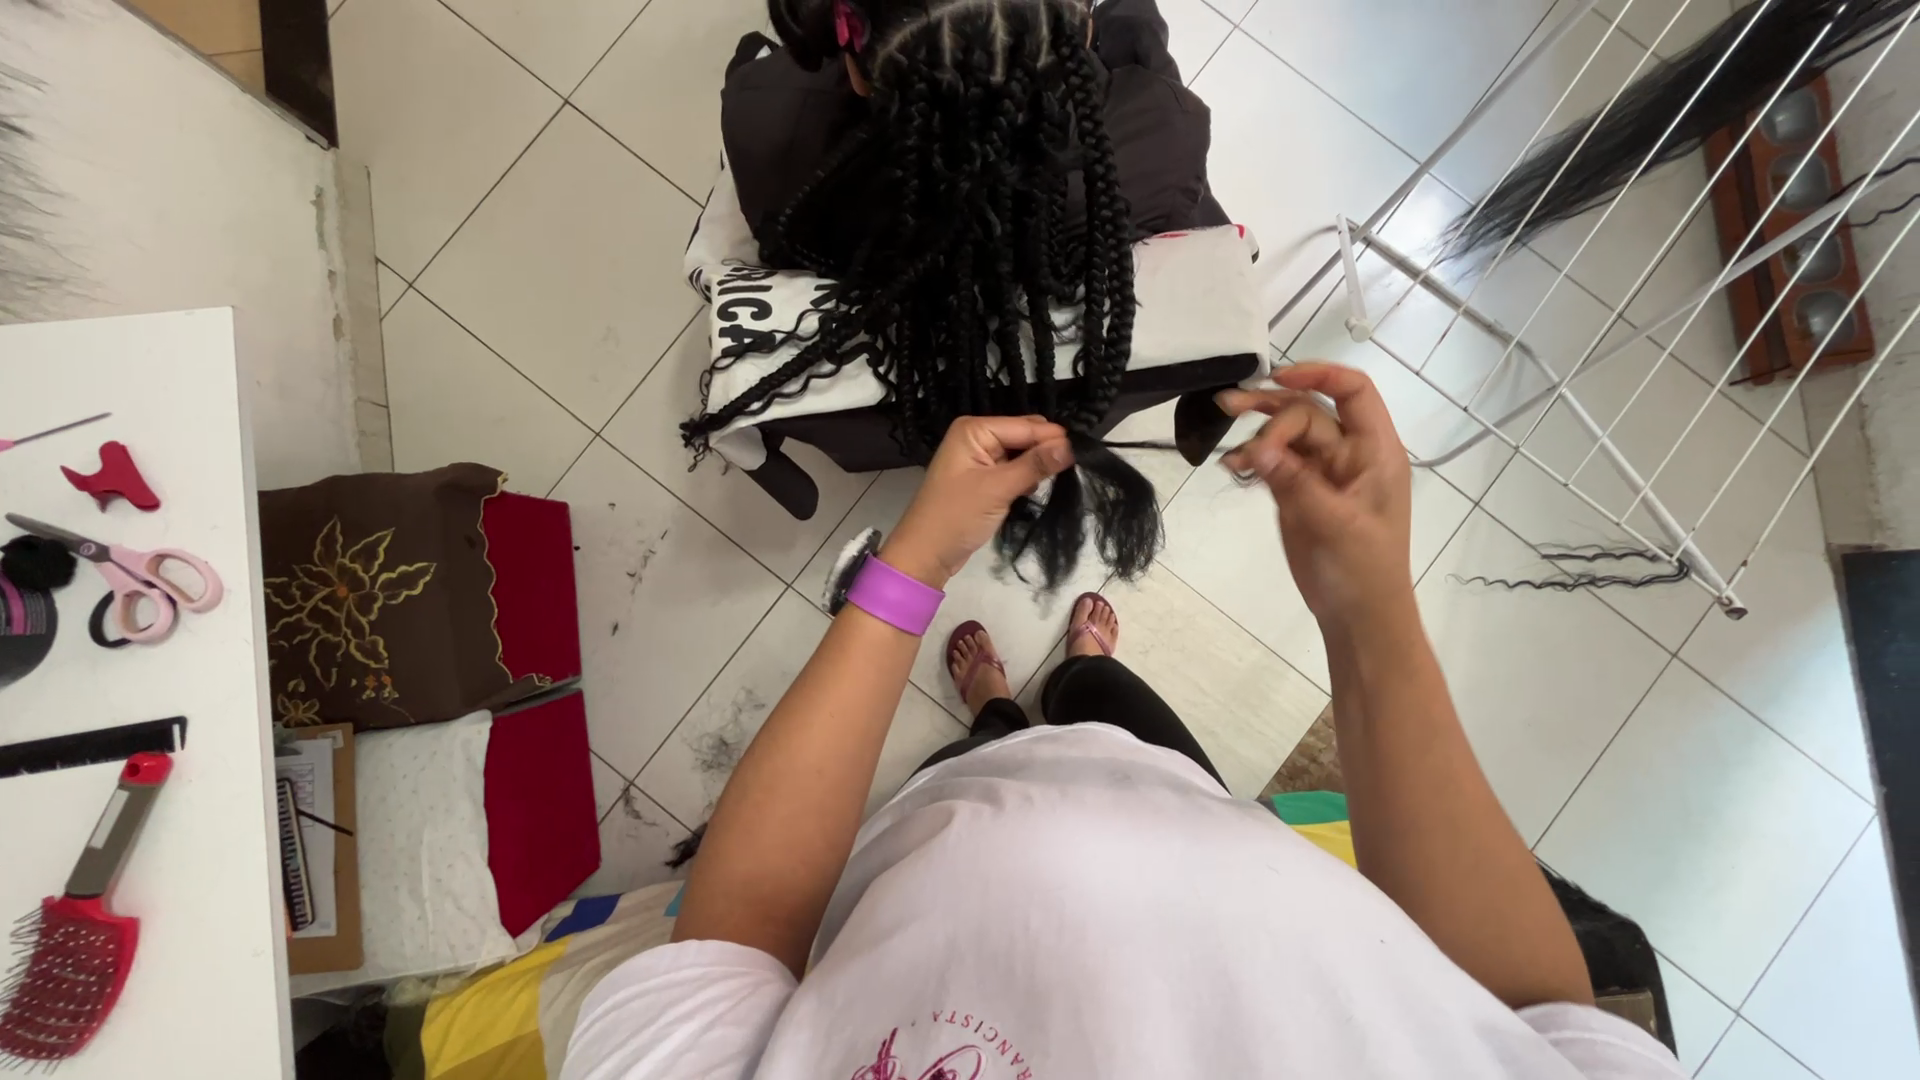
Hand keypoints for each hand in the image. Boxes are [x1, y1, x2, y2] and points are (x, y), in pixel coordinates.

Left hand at [881, 416, 1074, 587]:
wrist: (925, 554)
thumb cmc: (955, 517)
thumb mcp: (997, 489)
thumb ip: (1035, 465)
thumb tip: (1072, 445)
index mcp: (974, 429)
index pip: (1026, 425)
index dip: (1053, 439)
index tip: (1084, 455)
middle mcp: (977, 436)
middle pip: (1026, 435)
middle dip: (1045, 452)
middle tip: (1066, 473)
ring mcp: (980, 458)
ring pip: (1023, 453)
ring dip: (1036, 468)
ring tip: (1044, 486)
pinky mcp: (984, 479)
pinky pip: (1015, 470)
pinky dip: (1026, 479)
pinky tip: (1029, 493)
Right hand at [1218, 363, 1413, 628]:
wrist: (1356, 614)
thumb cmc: (1363, 570)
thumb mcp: (1336, 525)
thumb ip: (1296, 483)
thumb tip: (1255, 449)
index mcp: (1374, 452)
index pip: (1353, 392)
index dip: (1319, 373)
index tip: (1276, 376)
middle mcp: (1348, 453)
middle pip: (1307, 412)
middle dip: (1271, 410)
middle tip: (1229, 407)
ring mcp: (1320, 472)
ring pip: (1285, 436)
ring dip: (1255, 435)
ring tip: (1228, 452)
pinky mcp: (1297, 492)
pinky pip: (1272, 463)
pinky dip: (1251, 461)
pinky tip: (1231, 468)